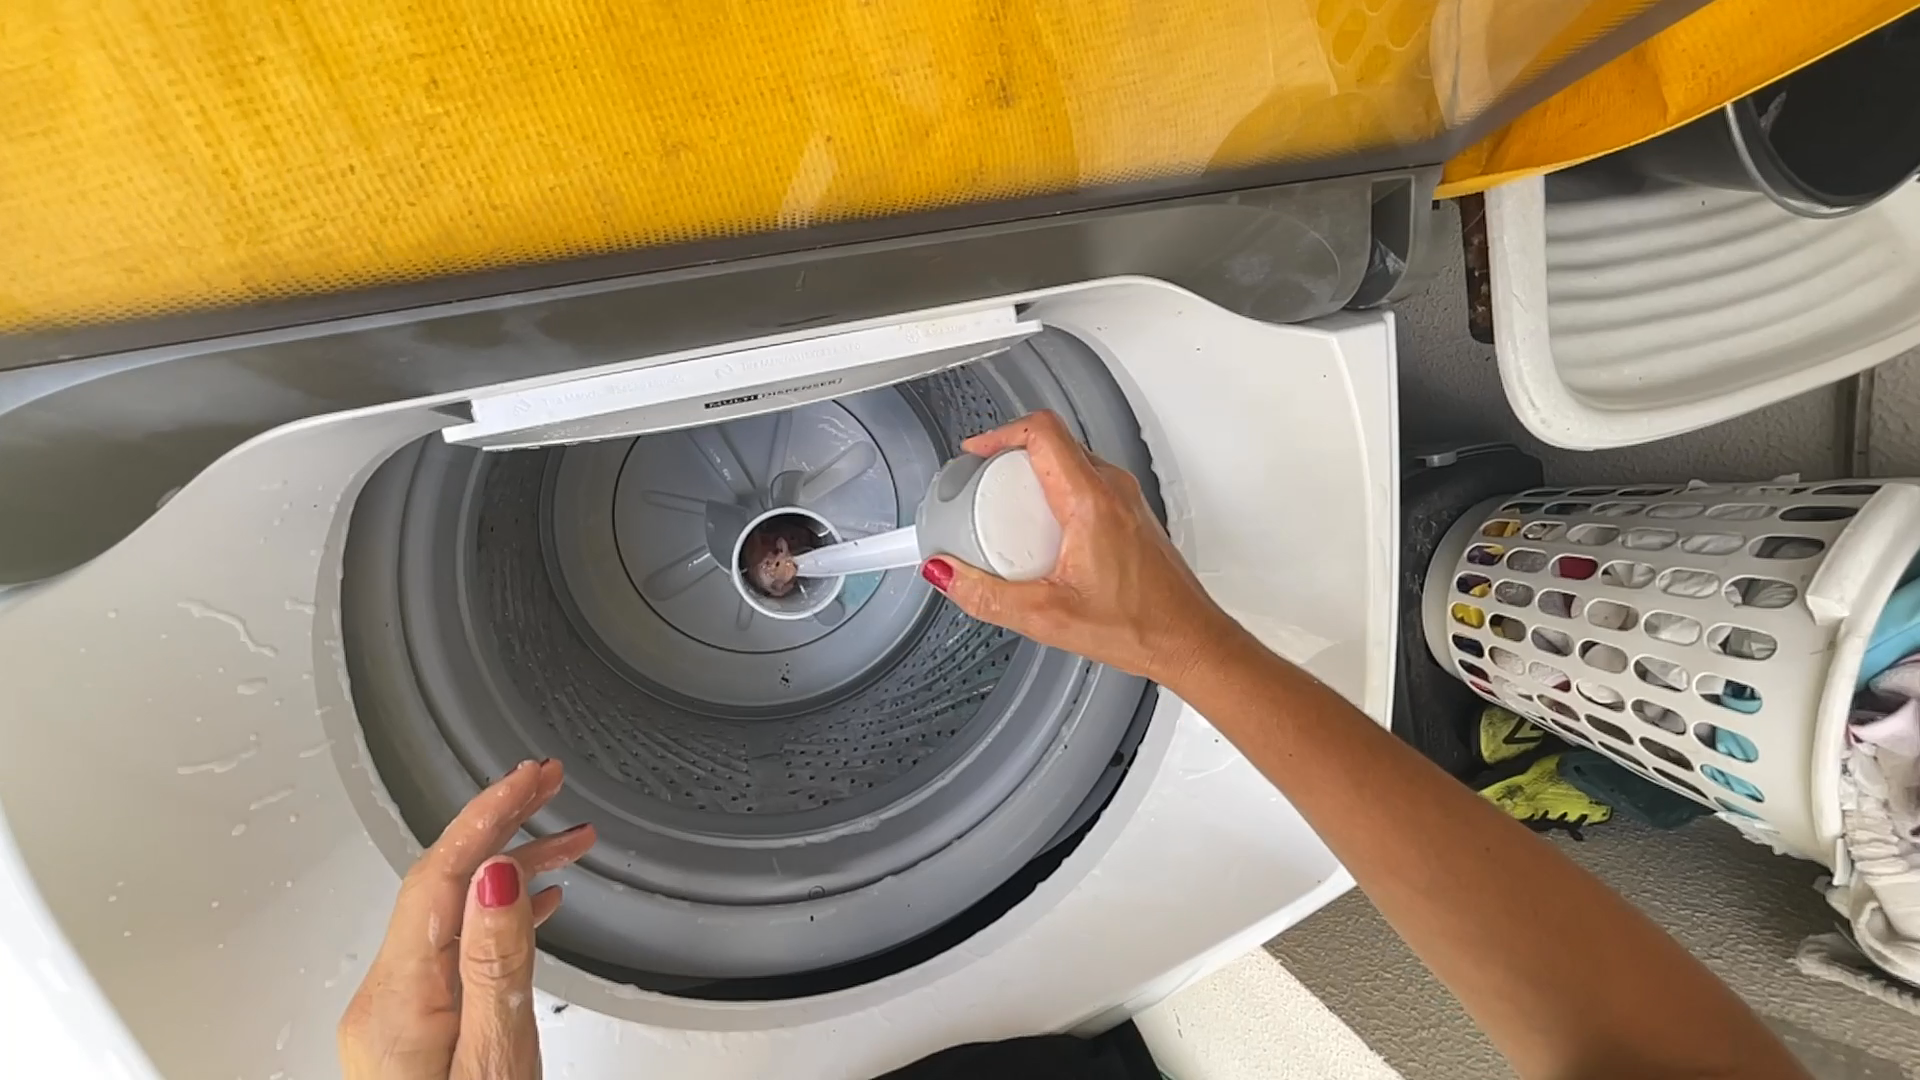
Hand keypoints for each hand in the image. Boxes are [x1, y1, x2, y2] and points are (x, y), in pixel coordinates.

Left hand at [338, 760, 596, 1079]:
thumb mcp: (497, 1055)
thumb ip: (496, 961)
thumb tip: (497, 876)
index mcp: (402, 998)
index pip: (442, 875)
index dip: (487, 815)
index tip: (529, 778)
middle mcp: (389, 995)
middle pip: (444, 880)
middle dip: (500, 820)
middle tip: (546, 780)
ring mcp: (401, 1007)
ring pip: (458, 906)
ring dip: (515, 860)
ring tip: (572, 836)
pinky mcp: (420, 1019)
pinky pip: (462, 936)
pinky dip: (508, 902)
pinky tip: (541, 897)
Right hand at [922, 410, 1241, 685]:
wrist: (1188, 641)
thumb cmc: (1139, 627)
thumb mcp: (1046, 617)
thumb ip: (987, 595)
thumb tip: (945, 572)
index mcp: (1092, 502)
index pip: (1042, 433)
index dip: (1000, 433)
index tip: (975, 452)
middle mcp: (1113, 490)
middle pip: (1052, 443)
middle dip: (1008, 457)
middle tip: (980, 486)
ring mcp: (1125, 499)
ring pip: (1069, 461)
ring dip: (1032, 474)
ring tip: (1004, 510)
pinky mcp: (1129, 513)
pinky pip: (1085, 481)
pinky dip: (1054, 491)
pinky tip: (1040, 532)